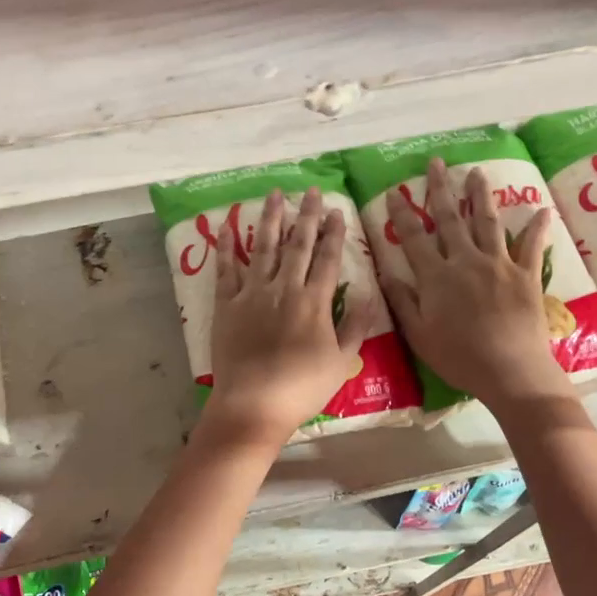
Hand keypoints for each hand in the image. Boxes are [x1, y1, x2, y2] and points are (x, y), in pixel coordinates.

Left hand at [203, 187, 371, 443]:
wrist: (253, 403)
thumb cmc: (302, 388)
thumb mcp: (340, 362)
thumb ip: (355, 327)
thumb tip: (370, 295)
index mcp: (315, 302)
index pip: (328, 259)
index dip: (334, 234)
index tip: (337, 211)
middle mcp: (284, 289)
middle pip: (298, 245)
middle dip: (307, 216)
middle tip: (311, 191)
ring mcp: (252, 294)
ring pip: (263, 248)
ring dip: (271, 219)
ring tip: (276, 195)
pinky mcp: (226, 306)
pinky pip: (226, 269)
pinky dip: (227, 246)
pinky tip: (228, 226)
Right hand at [377, 158, 570, 407]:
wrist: (509, 369)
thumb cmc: (458, 357)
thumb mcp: (419, 335)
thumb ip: (403, 300)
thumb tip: (386, 271)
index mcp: (436, 277)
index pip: (414, 237)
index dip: (403, 213)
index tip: (396, 191)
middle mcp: (466, 261)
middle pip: (451, 219)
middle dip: (441, 189)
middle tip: (436, 163)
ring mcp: (499, 264)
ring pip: (488, 222)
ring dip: (481, 196)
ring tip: (477, 173)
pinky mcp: (527, 275)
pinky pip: (532, 245)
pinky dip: (537, 227)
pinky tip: (542, 210)